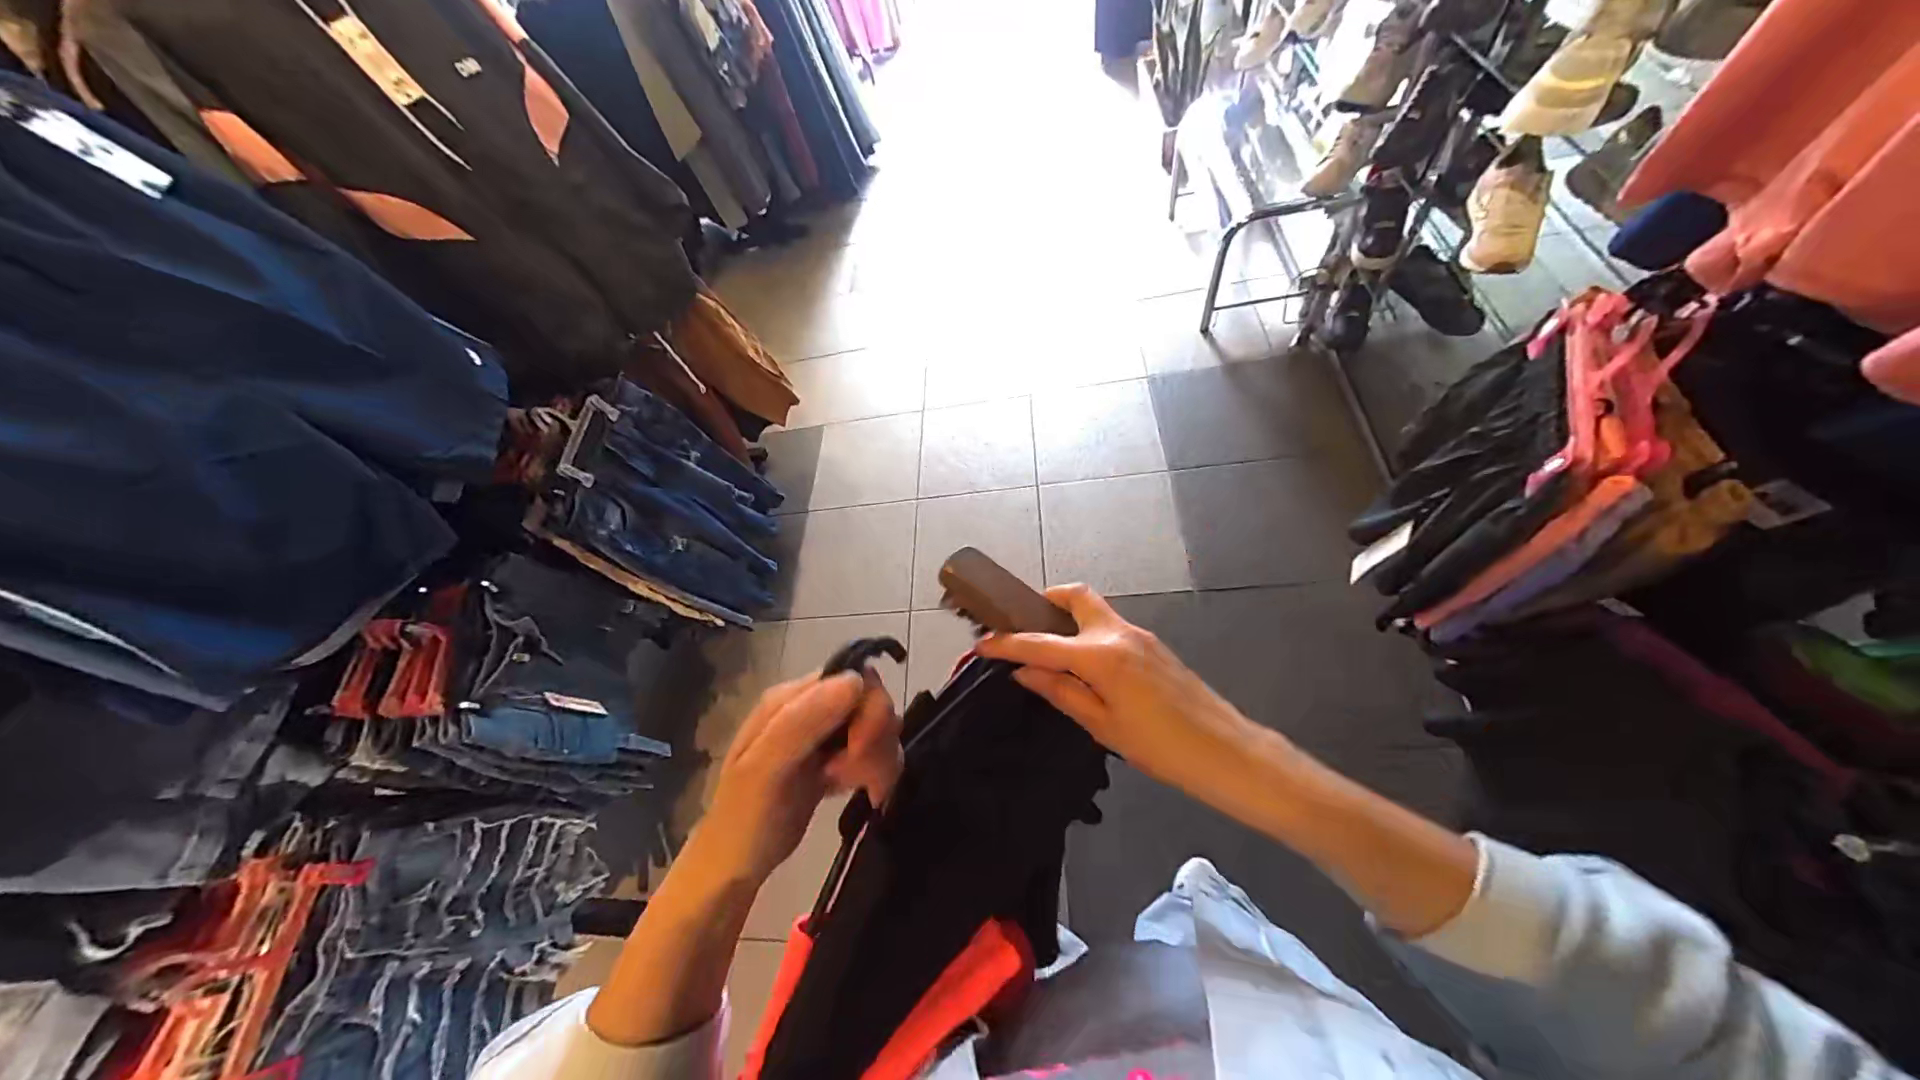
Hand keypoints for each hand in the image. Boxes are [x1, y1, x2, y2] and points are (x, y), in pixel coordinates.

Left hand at [692, 671, 901, 885]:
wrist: (735, 868)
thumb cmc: (744, 819)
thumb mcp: (763, 771)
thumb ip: (803, 723)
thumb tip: (855, 681)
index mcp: (791, 698)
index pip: (856, 678)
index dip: (868, 713)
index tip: (857, 751)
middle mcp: (813, 706)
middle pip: (873, 701)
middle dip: (874, 741)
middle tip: (849, 776)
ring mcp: (826, 733)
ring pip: (881, 727)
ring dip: (877, 760)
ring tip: (852, 788)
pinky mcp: (838, 758)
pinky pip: (877, 750)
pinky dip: (877, 771)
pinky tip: (860, 792)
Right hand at [976, 584, 1274, 796]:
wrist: (1226, 752)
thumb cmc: (1160, 747)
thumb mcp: (1101, 725)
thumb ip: (1060, 691)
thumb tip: (1024, 672)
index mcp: (1100, 655)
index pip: (1040, 642)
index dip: (1006, 644)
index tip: (981, 645)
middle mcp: (1118, 633)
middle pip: (1075, 596)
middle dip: (1044, 602)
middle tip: (1024, 628)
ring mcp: (1139, 636)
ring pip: (1093, 610)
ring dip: (1067, 620)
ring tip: (1048, 652)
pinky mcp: (1152, 646)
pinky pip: (1109, 627)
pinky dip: (1087, 634)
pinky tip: (1083, 666)